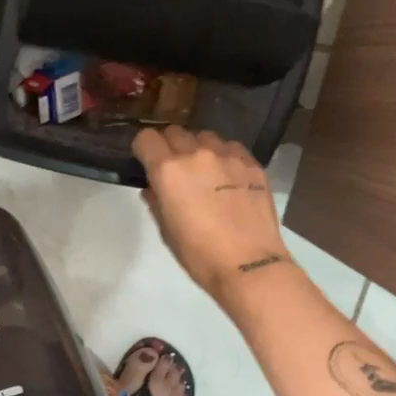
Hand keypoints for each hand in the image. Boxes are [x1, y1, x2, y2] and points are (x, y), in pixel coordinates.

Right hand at [134, 126, 290, 303]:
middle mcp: (196, 154)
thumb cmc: (198, 253)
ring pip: (205, 136)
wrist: (248, 263)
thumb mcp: (166, 230)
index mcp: (168, 171)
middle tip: (173, 168)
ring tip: (203, 170)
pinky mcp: (252, 163)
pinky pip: (231, 147)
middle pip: (175, 132)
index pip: (146, 138)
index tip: (145, 161)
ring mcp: (228, 155)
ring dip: (198, 148)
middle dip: (169, 146)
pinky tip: (227, 176)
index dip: (143, 148)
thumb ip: (156, 201)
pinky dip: (224, 155)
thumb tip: (154, 188)